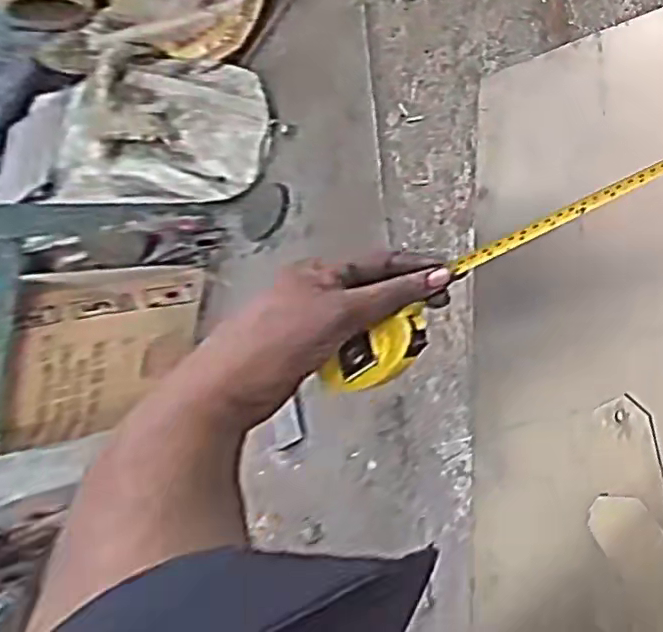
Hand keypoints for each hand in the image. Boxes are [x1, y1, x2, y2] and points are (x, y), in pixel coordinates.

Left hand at [169, 253, 450, 428]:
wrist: (215, 400)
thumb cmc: (273, 345)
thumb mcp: (344, 312)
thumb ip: (396, 293)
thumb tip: (439, 276)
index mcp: (318, 271)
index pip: (382, 262)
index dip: (418, 269)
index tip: (447, 277)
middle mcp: (312, 290)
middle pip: (374, 291)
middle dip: (402, 305)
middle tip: (427, 315)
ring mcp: (304, 321)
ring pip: (363, 319)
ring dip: (383, 332)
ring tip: (395, 346)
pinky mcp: (300, 350)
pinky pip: (347, 342)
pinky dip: (362, 350)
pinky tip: (364, 361)